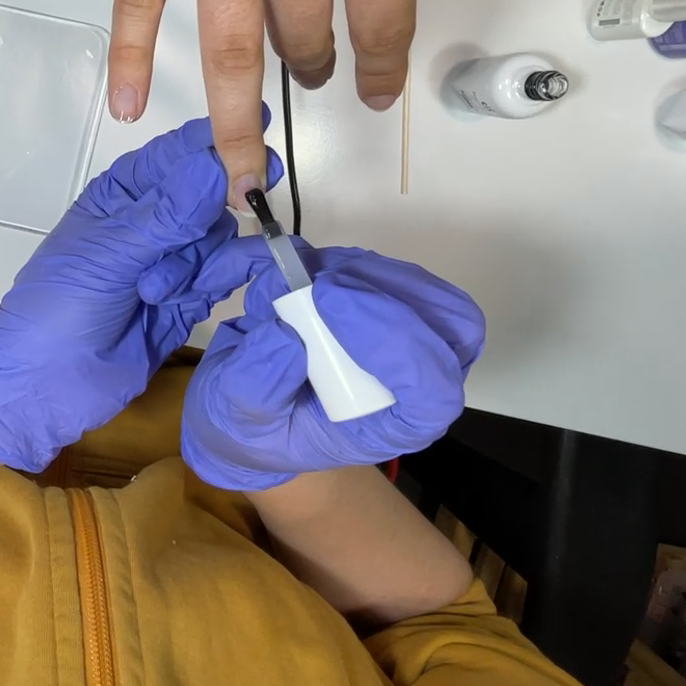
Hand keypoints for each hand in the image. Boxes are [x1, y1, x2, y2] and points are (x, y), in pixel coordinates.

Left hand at [0, 116, 277, 470]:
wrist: (47, 384)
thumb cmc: (57, 307)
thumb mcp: (107, 255)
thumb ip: (166, 215)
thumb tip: (215, 166)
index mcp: (123, 194)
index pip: (179, 155)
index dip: (217, 147)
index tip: (254, 148)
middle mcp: (154, 221)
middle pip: (212, 196)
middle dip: (205, 219)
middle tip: (187, 244)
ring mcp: (174, 262)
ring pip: (221, 239)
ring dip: (197, 263)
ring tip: (151, 294)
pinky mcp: (191, 301)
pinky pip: (225, 278)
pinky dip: (219, 283)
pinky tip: (194, 295)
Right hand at [181, 238, 484, 490]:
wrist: (242, 410)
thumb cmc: (250, 428)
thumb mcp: (237, 420)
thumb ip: (258, 385)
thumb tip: (288, 335)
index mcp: (387, 425)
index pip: (431, 389)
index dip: (394, 340)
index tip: (324, 298)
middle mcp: (406, 381)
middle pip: (448, 325)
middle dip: (388, 290)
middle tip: (320, 279)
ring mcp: (396, 338)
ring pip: (415, 286)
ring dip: (350, 269)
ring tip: (281, 283)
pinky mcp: (373, 305)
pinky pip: (375, 267)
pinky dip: (331, 257)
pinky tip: (288, 269)